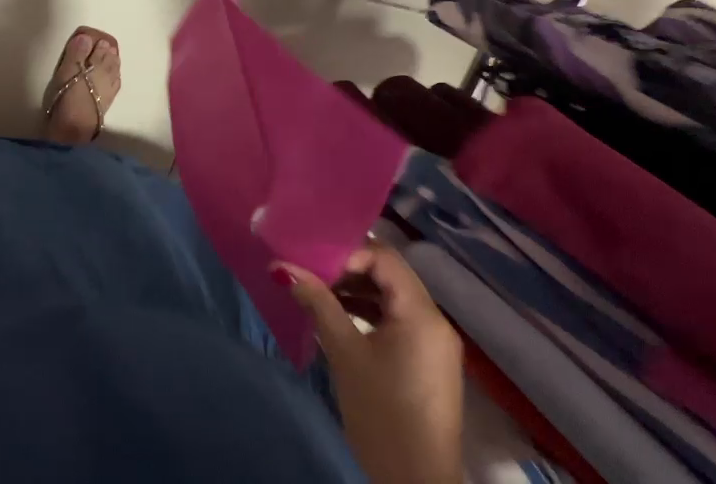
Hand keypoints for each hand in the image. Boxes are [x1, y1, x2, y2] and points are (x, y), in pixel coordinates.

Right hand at [278, 244, 463, 483]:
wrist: (416, 477)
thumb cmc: (381, 409)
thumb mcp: (345, 351)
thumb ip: (317, 303)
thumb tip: (282, 266)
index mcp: (421, 313)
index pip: (383, 258)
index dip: (345, 253)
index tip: (309, 261)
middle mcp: (434, 320)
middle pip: (389, 275)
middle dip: (346, 269)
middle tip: (306, 271)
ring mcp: (432, 342)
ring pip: (390, 297)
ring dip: (354, 291)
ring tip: (314, 292)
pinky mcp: (425, 360)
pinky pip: (395, 319)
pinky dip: (366, 312)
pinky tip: (335, 317)